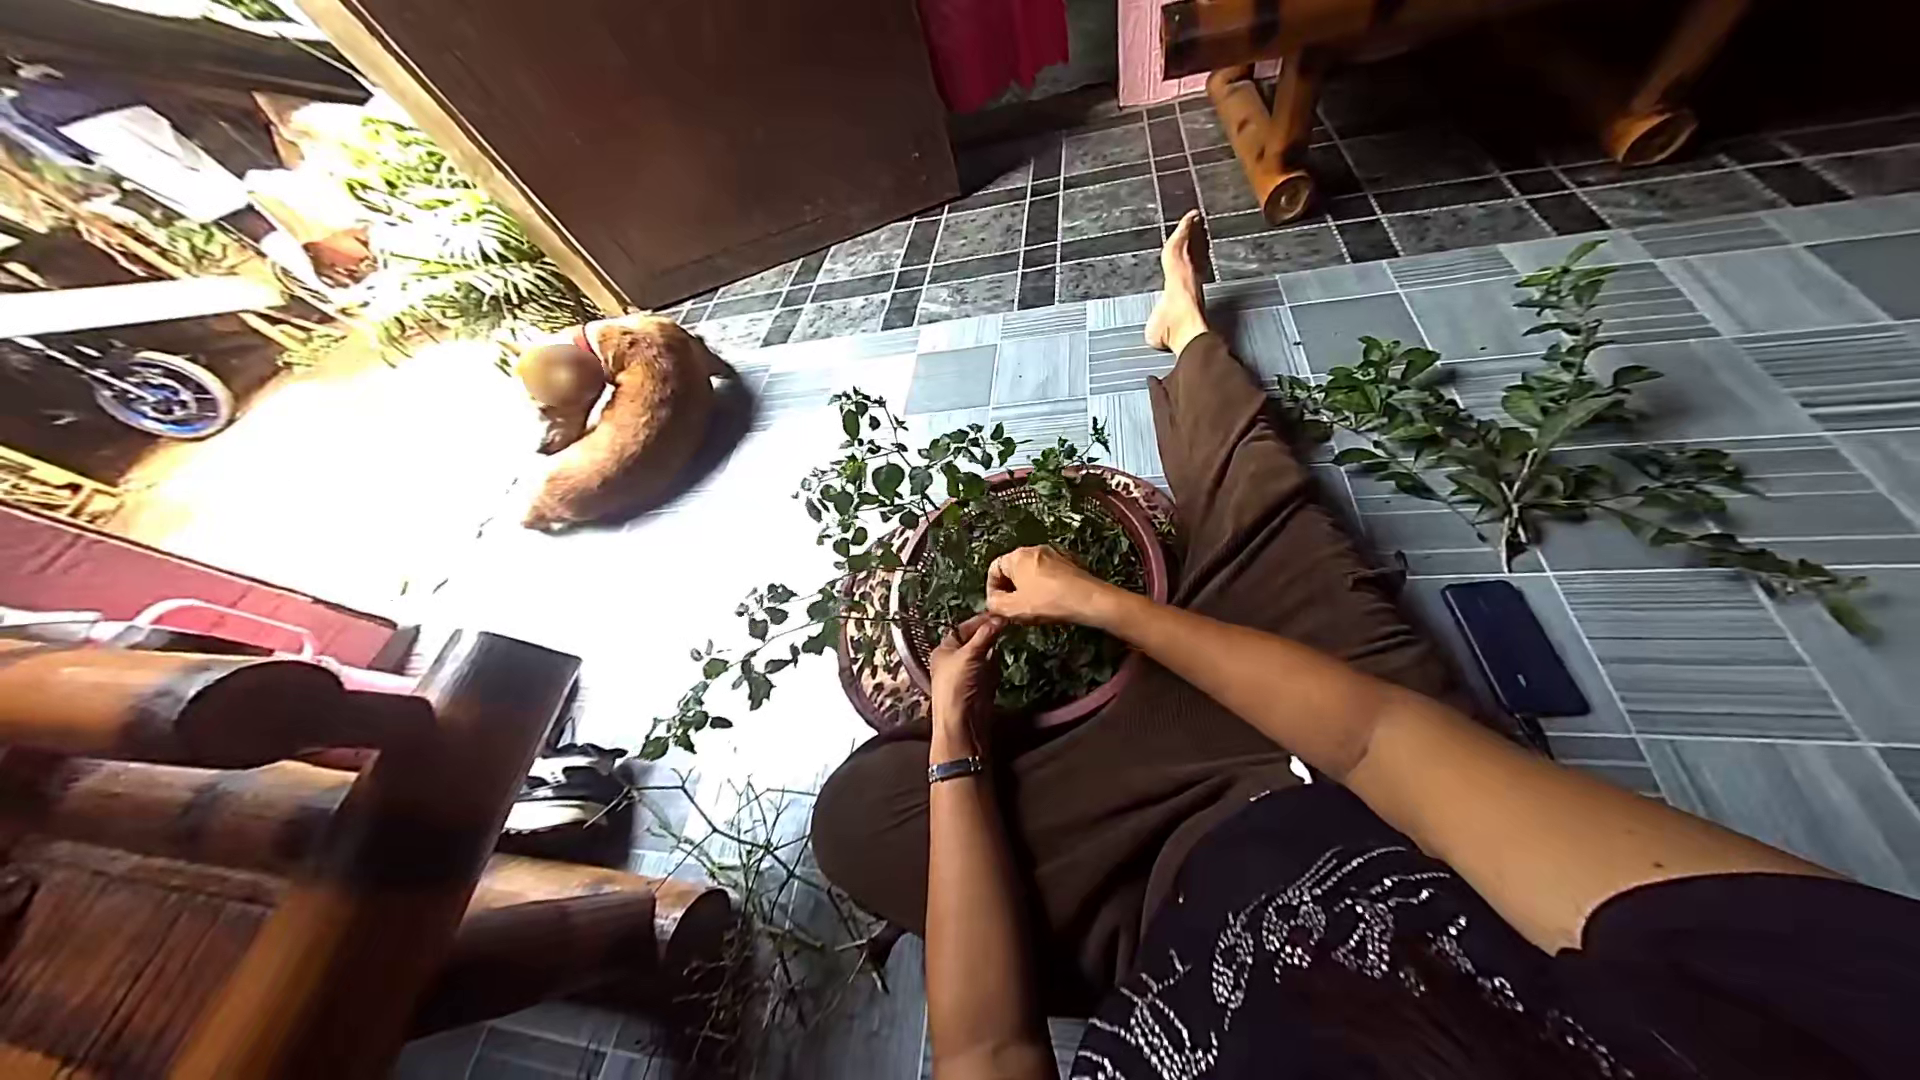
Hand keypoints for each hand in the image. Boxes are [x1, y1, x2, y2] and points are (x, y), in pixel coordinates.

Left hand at [929, 613, 1004, 747]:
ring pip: (984, 653)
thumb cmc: (957, 684)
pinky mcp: (980, 685)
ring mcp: (968, 673)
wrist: (962, 721)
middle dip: (989, 632)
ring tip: (1009, 633)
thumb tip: (1000, 618)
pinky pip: (990, 668)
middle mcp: (955, 659)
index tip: (998, 613)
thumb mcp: (969, 654)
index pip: (962, 628)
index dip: (979, 620)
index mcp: (944, 649)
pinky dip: (997, 662)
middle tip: (1008, 621)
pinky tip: (1004, 653)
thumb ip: (985, 635)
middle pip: (974, 640)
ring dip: (994, 645)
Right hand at [986, 546, 1112, 624]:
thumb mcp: (1013, 609)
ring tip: (1033, 607)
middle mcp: (1034, 550)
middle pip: (1013, 569)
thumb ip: (994, 605)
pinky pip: (1049, 573)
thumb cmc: (1049, 602)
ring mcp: (1054, 554)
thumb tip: (992, 602)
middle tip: (1013, 608)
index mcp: (1017, 557)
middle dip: (1010, 589)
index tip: (997, 605)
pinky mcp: (1069, 562)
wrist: (1089, 600)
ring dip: (1028, 588)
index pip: (994, 569)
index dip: (992, 589)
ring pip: (1031, 571)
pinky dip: (1045, 586)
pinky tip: (1051, 602)